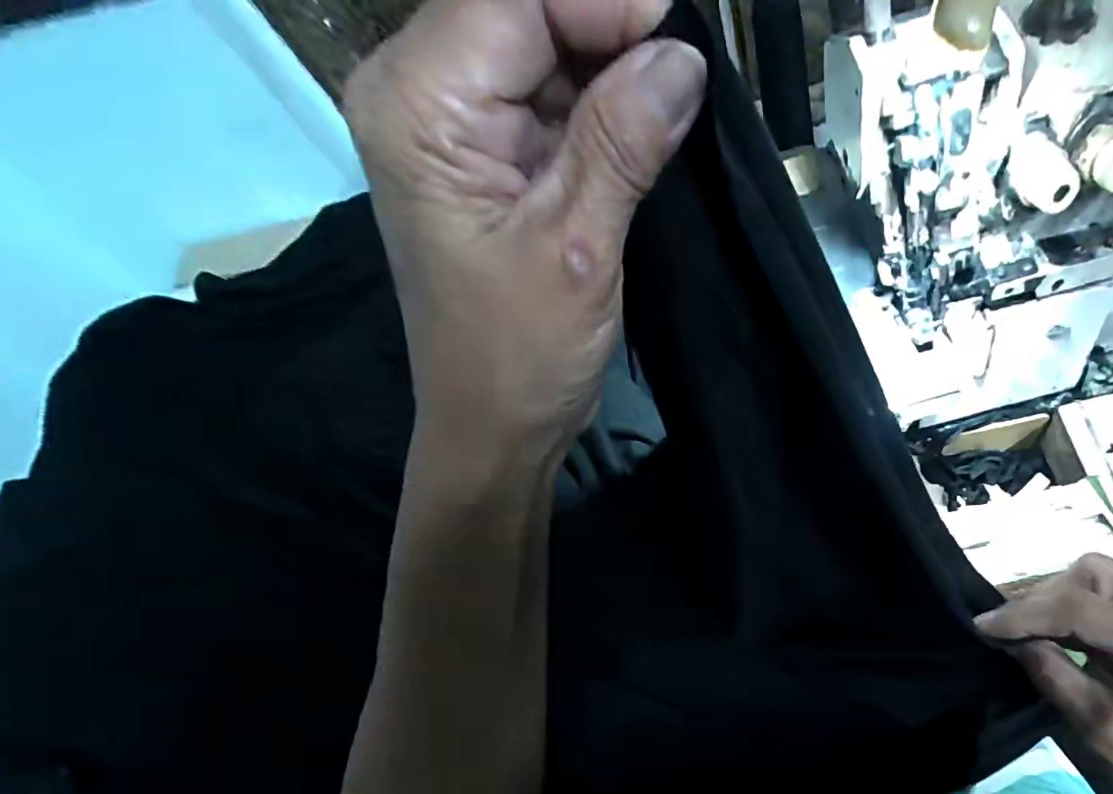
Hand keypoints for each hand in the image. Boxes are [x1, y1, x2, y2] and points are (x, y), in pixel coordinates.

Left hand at [343, 0, 706, 457]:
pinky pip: (552, 108)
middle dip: (617, 38)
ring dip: (617, 77)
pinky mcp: (490, 165)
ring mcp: (456, 131)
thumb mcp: (575, 248)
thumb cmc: (519, 358)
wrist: (494, 431)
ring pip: (547, 57)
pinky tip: (649, 136)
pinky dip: (605, 116)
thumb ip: (621, 142)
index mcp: (419, 105)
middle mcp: (423, 97)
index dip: (608, 6)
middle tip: (693, 80)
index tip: (691, 43)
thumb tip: (684, 55)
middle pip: (528, 16)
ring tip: (679, 110)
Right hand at [974, 555, 1112, 793]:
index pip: (1084, 609)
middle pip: (1092, 575)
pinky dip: (1065, 609)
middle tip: (1004, 633)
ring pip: (1094, 578)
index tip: (981, 627)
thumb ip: (1056, 678)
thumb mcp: (1104, 733)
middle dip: (1040, 599)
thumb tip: (1010, 641)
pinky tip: (1046, 633)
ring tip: (1020, 632)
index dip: (1026, 614)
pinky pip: (1101, 596)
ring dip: (1051, 600)